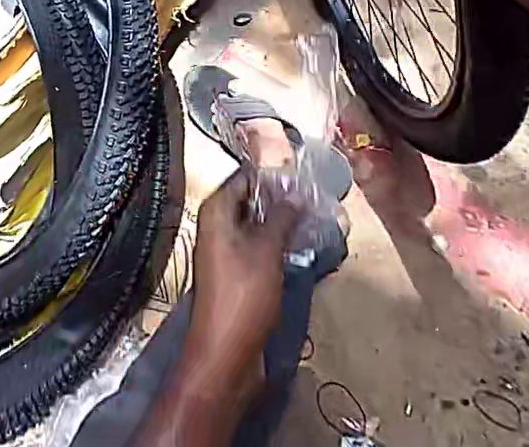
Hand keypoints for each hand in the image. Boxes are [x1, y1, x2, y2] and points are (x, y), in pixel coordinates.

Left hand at [187, 169, 300, 385]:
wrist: (226, 352)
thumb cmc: (244, 293)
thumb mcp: (267, 250)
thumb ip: (282, 218)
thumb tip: (295, 193)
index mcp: (216, 212)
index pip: (243, 178)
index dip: (270, 177)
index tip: (300, 176)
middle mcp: (216, 226)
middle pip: (249, 201)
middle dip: (278, 199)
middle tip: (311, 197)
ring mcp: (224, 250)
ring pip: (255, 225)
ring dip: (280, 222)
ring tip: (312, 218)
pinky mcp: (235, 273)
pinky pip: (257, 247)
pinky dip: (276, 243)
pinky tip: (300, 245)